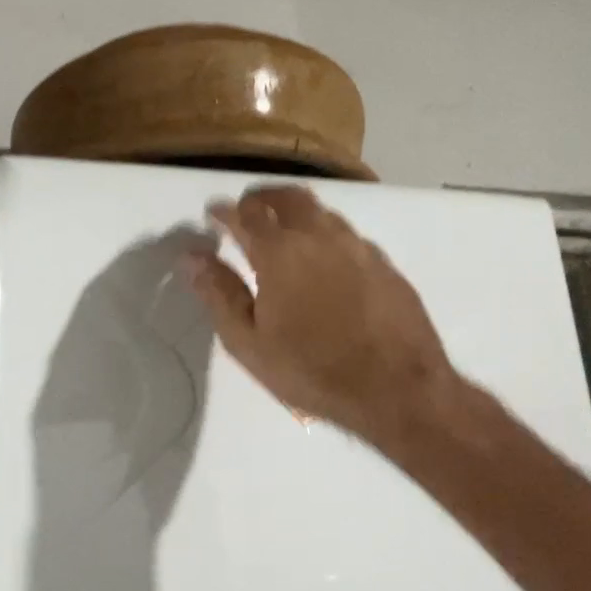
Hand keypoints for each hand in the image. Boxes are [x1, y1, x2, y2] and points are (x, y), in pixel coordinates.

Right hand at [182, 185, 462, 442]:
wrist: (400, 392)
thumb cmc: (310, 369)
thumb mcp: (246, 340)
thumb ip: (217, 292)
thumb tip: (190, 256)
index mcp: (279, 252)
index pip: (244, 214)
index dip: (224, 211)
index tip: (212, 215)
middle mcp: (320, 238)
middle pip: (288, 198)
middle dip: (262, 198)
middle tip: (246, 211)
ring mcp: (359, 249)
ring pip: (322, 213)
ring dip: (296, 214)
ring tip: (283, 233)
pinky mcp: (386, 267)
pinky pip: (348, 237)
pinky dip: (326, 236)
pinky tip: (323, 262)